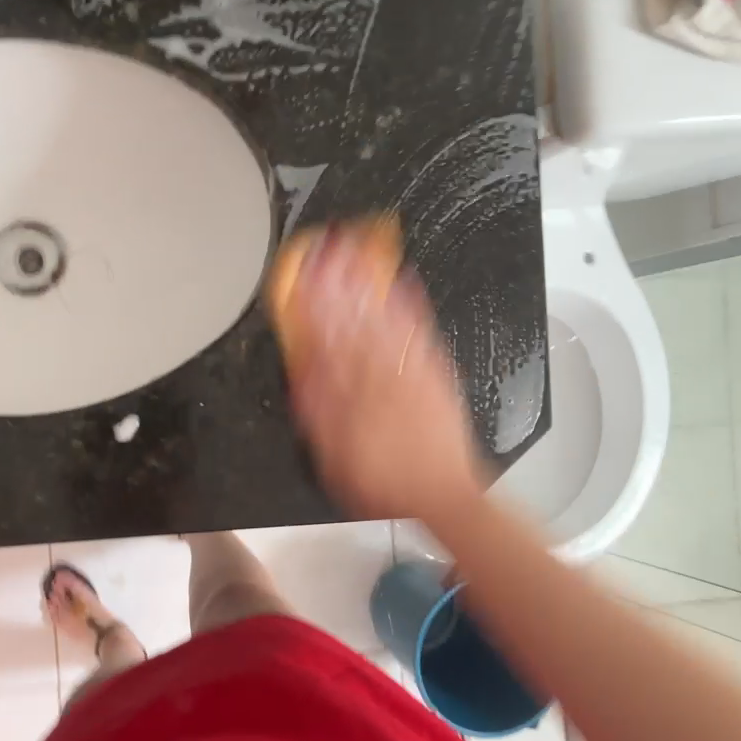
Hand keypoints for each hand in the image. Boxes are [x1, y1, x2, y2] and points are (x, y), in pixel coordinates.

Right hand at [283, 227, 484, 519]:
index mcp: (349, 393)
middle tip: (326, 248)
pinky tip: (402, 282)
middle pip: (352, 322)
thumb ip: (317, 407)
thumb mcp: (333, 453)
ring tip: (355, 251)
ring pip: (382, 320)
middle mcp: (378, 375)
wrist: (440, 492)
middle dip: (337, 284)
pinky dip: (410, 305)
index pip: (323, 340)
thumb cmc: (382, 479)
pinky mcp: (434, 373)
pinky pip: (419, 332)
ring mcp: (409, 371)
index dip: (310, 305)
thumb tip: (302, 368)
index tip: (299, 276)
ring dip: (367, 285)